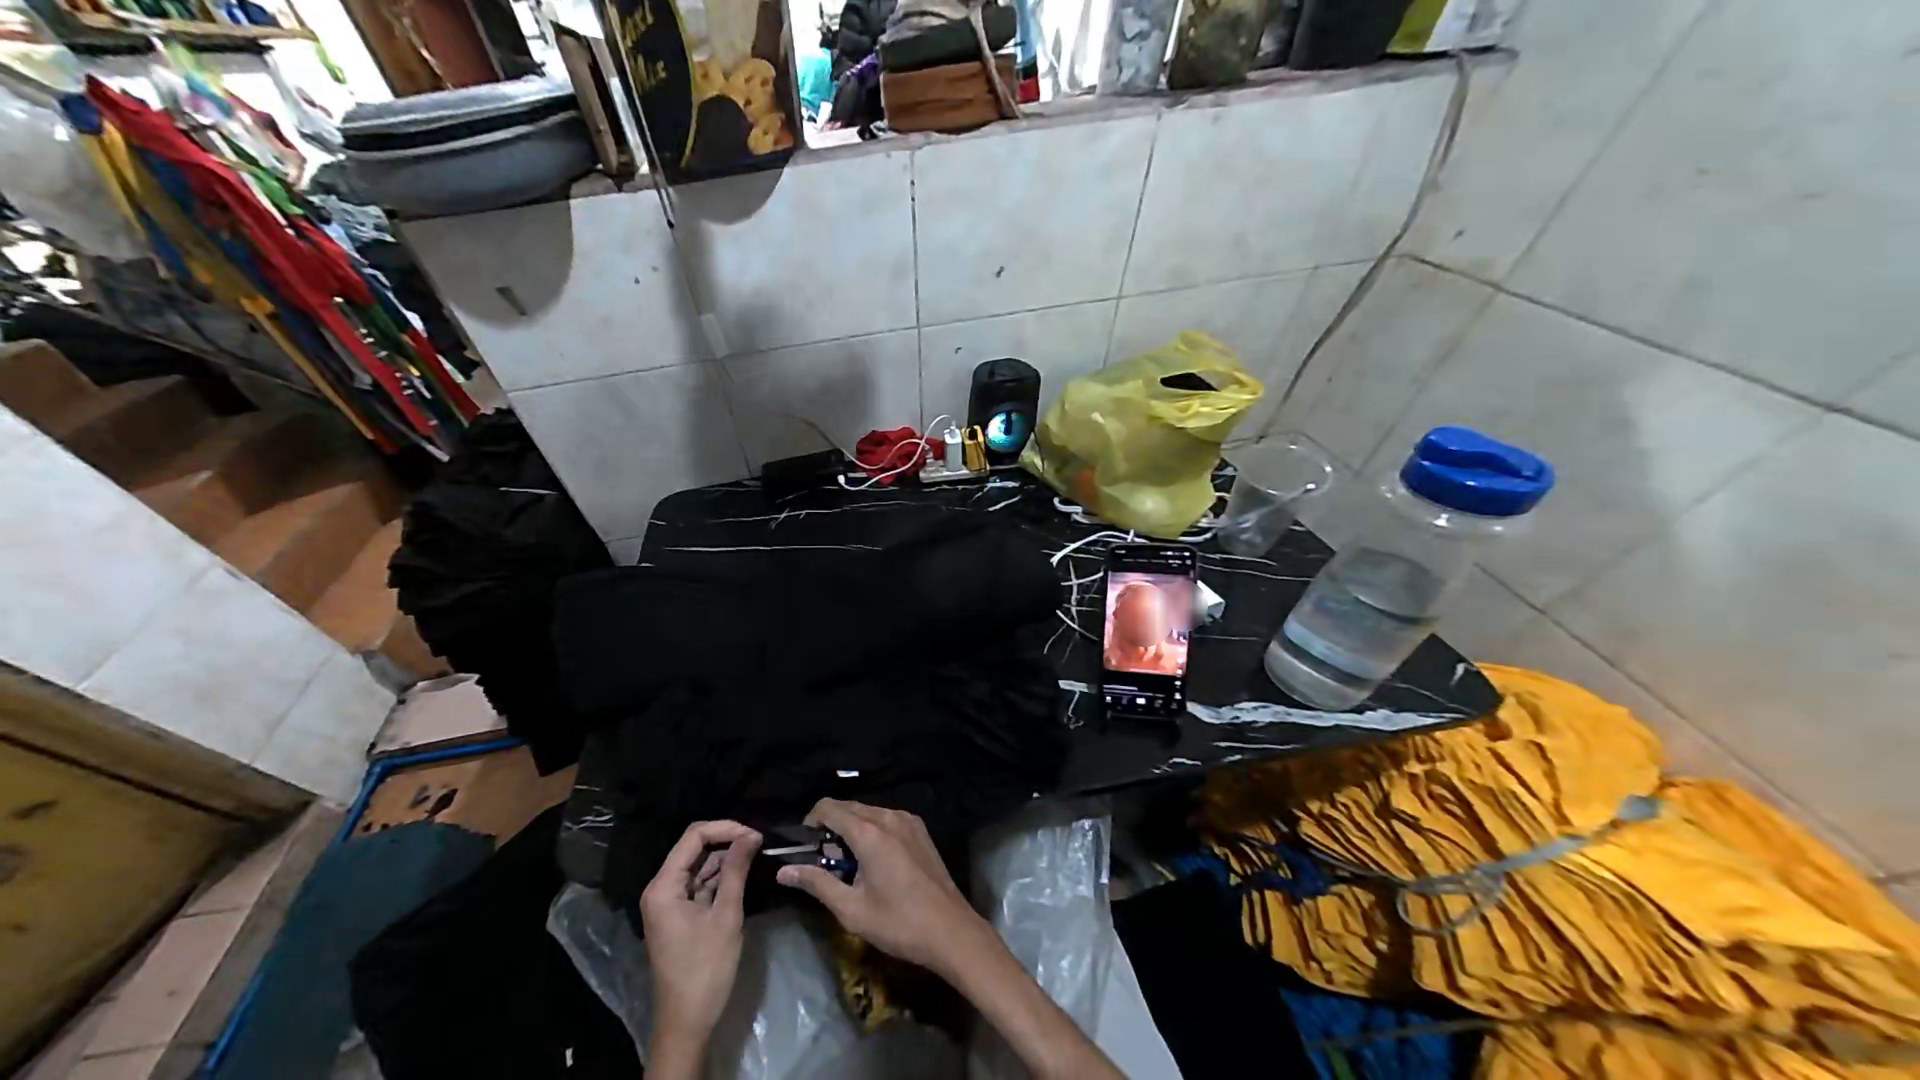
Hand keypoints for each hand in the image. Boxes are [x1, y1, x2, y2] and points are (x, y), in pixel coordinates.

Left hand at [640, 820, 761, 1071]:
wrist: (687, 1020)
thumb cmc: (705, 968)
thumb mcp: (726, 915)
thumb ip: (737, 870)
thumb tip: (751, 834)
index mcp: (663, 886)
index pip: (693, 837)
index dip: (725, 828)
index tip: (755, 834)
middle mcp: (661, 888)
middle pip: (694, 849)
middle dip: (727, 842)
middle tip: (760, 845)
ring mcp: (669, 902)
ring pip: (700, 865)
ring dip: (726, 860)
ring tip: (756, 857)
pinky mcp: (679, 914)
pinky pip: (700, 884)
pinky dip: (721, 878)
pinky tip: (743, 876)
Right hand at [774, 799, 993, 976]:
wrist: (950, 930)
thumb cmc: (898, 922)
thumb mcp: (851, 909)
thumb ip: (817, 883)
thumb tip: (783, 872)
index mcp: (869, 832)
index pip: (830, 808)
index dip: (812, 820)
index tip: (805, 844)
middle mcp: (889, 817)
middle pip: (849, 807)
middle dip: (832, 827)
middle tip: (825, 861)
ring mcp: (909, 821)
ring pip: (869, 812)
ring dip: (853, 829)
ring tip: (850, 865)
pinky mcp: (921, 830)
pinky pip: (887, 819)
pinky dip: (873, 830)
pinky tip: (874, 861)